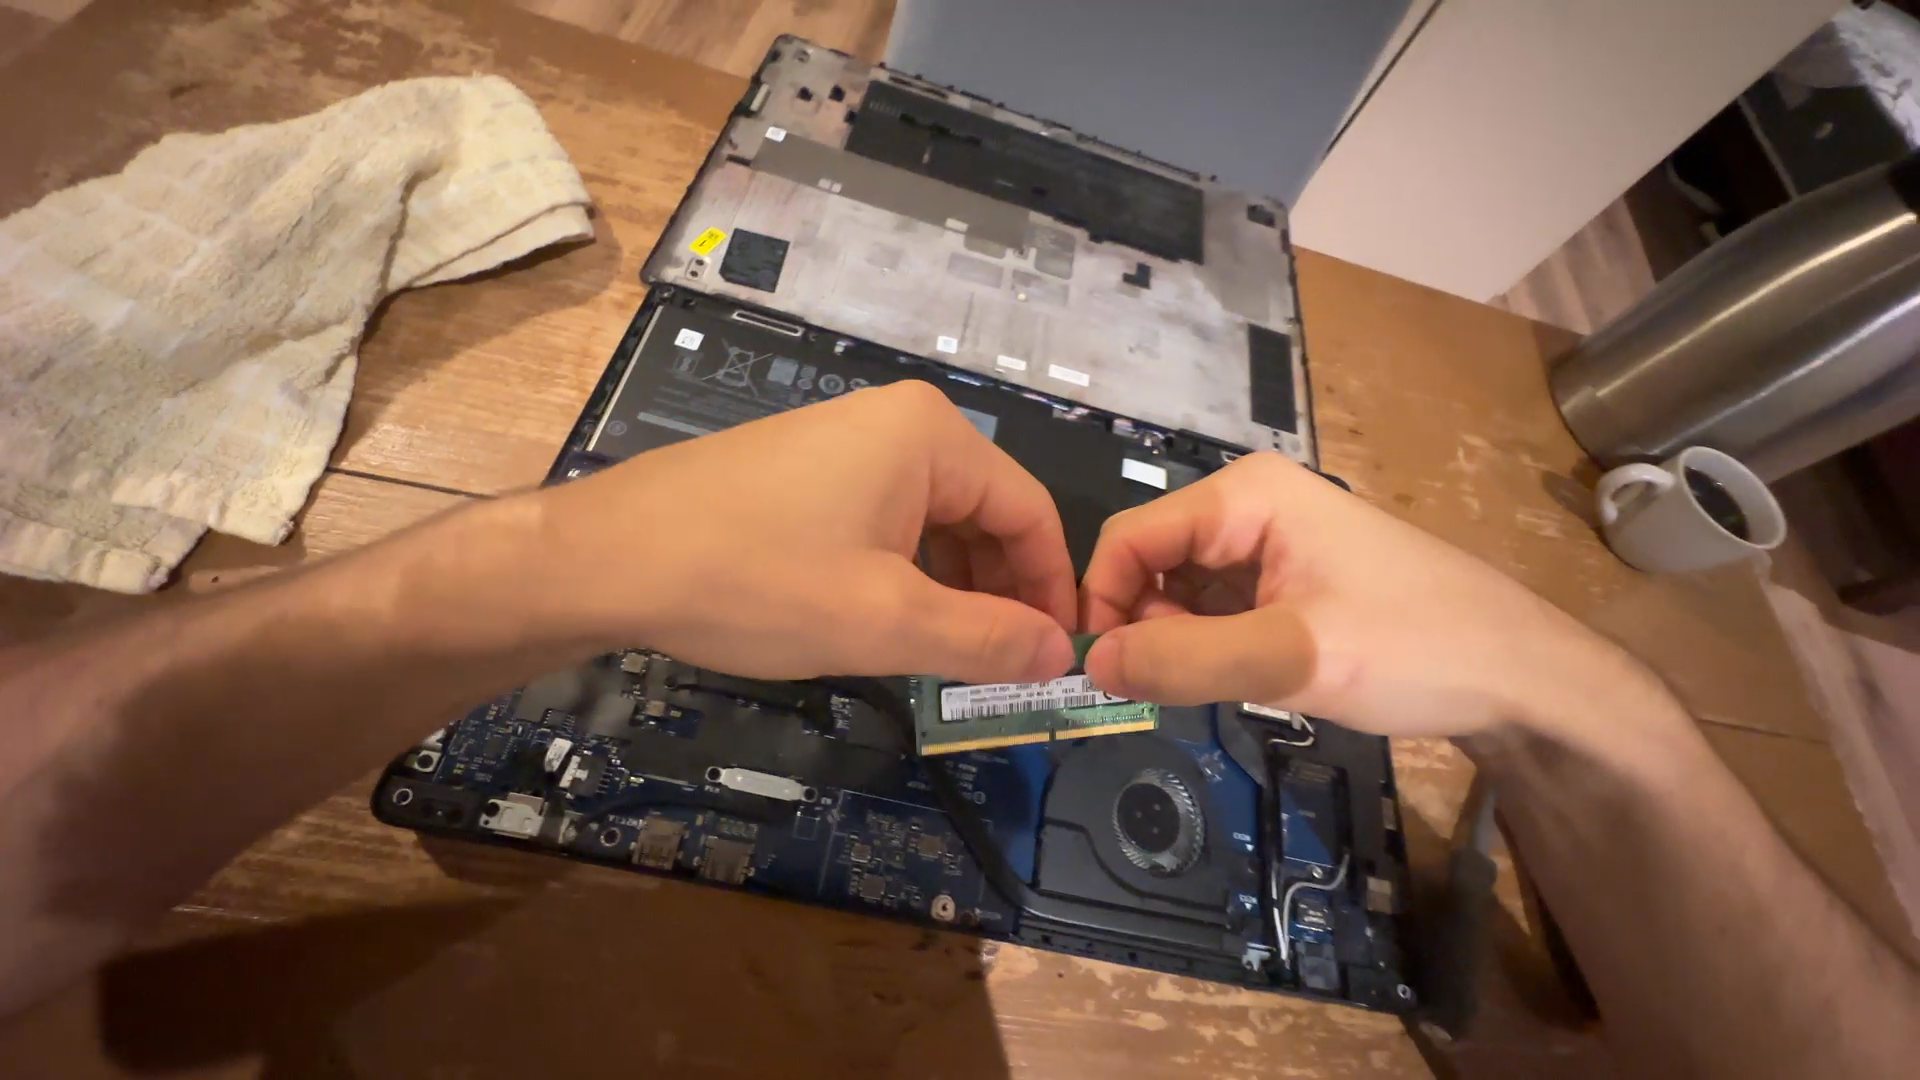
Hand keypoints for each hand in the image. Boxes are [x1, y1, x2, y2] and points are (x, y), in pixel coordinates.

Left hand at [530, 380, 1077, 683]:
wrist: (606, 559)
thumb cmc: (756, 581)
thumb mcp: (887, 621)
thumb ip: (987, 640)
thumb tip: (1064, 655)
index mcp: (932, 436)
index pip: (1030, 511)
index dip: (1051, 588)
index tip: (1057, 655)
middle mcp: (898, 424)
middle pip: (985, 513)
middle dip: (1000, 591)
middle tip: (1001, 666)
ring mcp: (849, 443)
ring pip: (935, 522)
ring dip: (954, 589)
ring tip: (949, 654)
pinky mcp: (811, 470)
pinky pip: (888, 521)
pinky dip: (907, 573)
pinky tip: (894, 619)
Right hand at [1079, 452, 1621, 737]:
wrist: (1526, 677)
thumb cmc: (1416, 649)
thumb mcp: (1292, 657)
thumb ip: (1184, 659)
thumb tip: (1091, 663)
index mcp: (1243, 495)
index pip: (1130, 537)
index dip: (1103, 600)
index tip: (1104, 672)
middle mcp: (1246, 505)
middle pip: (1150, 560)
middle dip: (1145, 623)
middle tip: (1178, 684)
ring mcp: (1265, 540)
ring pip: (1177, 587)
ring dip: (1177, 638)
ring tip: (1226, 679)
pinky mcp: (1280, 575)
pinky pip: (1211, 604)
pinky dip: (1206, 642)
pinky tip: (1243, 671)